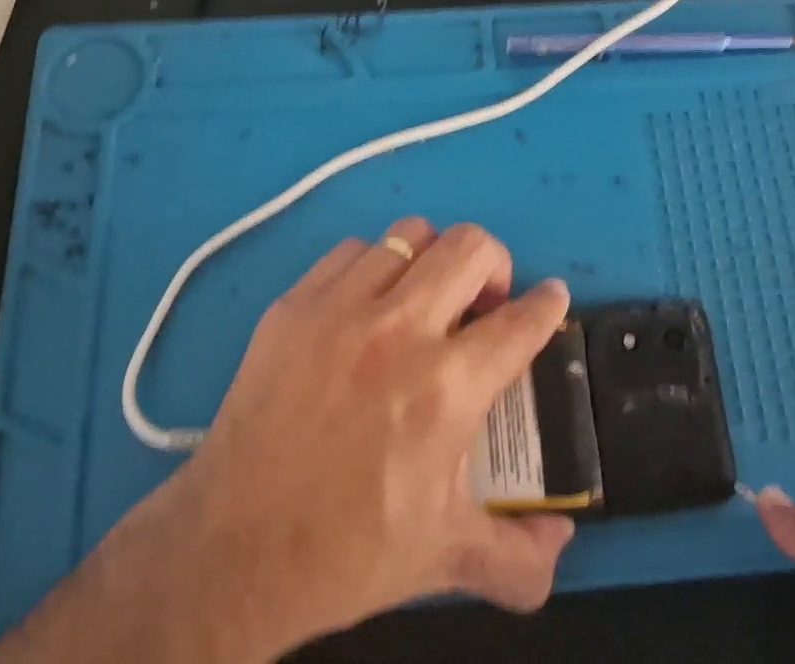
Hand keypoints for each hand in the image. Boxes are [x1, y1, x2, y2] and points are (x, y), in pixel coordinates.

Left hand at [0, 219, 574, 663]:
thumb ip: (520, 557)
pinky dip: (374, 267)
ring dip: (434, 259)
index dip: (549, 305)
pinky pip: (350, 252)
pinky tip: (368, 306)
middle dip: (497, 264)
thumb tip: (560, 545)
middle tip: (488, 302)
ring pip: (409, 236)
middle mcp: (399, 332)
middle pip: (470, 248)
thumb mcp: (445, 559)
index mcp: (447, 388)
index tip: (551, 299)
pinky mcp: (292, 308)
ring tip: (428, 297)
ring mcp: (339, 311)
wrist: (234, 548)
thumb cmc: (347, 550)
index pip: (520, 322)